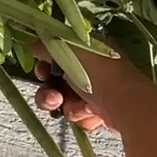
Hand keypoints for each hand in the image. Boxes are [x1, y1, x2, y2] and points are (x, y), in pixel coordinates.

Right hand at [31, 42, 155, 132]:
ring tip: (82, 108)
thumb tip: (28, 40)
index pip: (54, 56)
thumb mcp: (68, 50)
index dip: (44, 67)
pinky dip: (85, 116)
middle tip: (55, 99)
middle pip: (55, 83)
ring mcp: (95, 91)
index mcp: (85, 49)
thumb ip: (45, 45)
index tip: (43, 74)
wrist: (128, 106)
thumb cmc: (99, 73)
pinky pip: (79, 116)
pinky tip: (96, 114)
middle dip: (50, 95)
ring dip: (69, 107)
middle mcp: (89, 68)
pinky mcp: (100, 112)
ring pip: (65, 103)